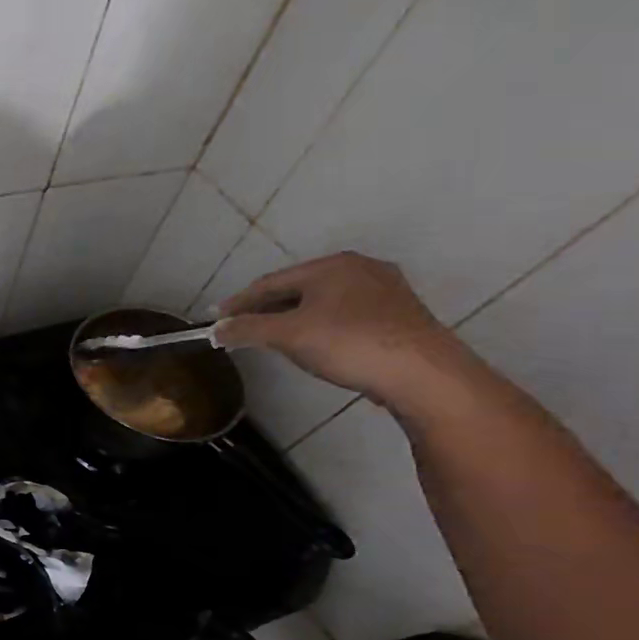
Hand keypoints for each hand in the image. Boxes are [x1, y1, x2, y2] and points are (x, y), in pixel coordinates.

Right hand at [211, 252, 477, 408]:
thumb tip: (215, 330)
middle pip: (297, 289)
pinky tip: (311, 341)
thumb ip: (246, 329)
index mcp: (332, 266)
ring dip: (291, 317)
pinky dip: (318, 324)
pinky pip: (344, 312)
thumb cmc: (349, 344)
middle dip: (266, 309)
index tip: (216, 319)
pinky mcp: (398, 313)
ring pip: (321, 301)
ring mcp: (384, 290)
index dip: (239, 302)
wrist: (422, 373)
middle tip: (240, 329)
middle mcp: (360, 268)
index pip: (271, 282)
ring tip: (270, 337)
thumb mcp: (287, 336)